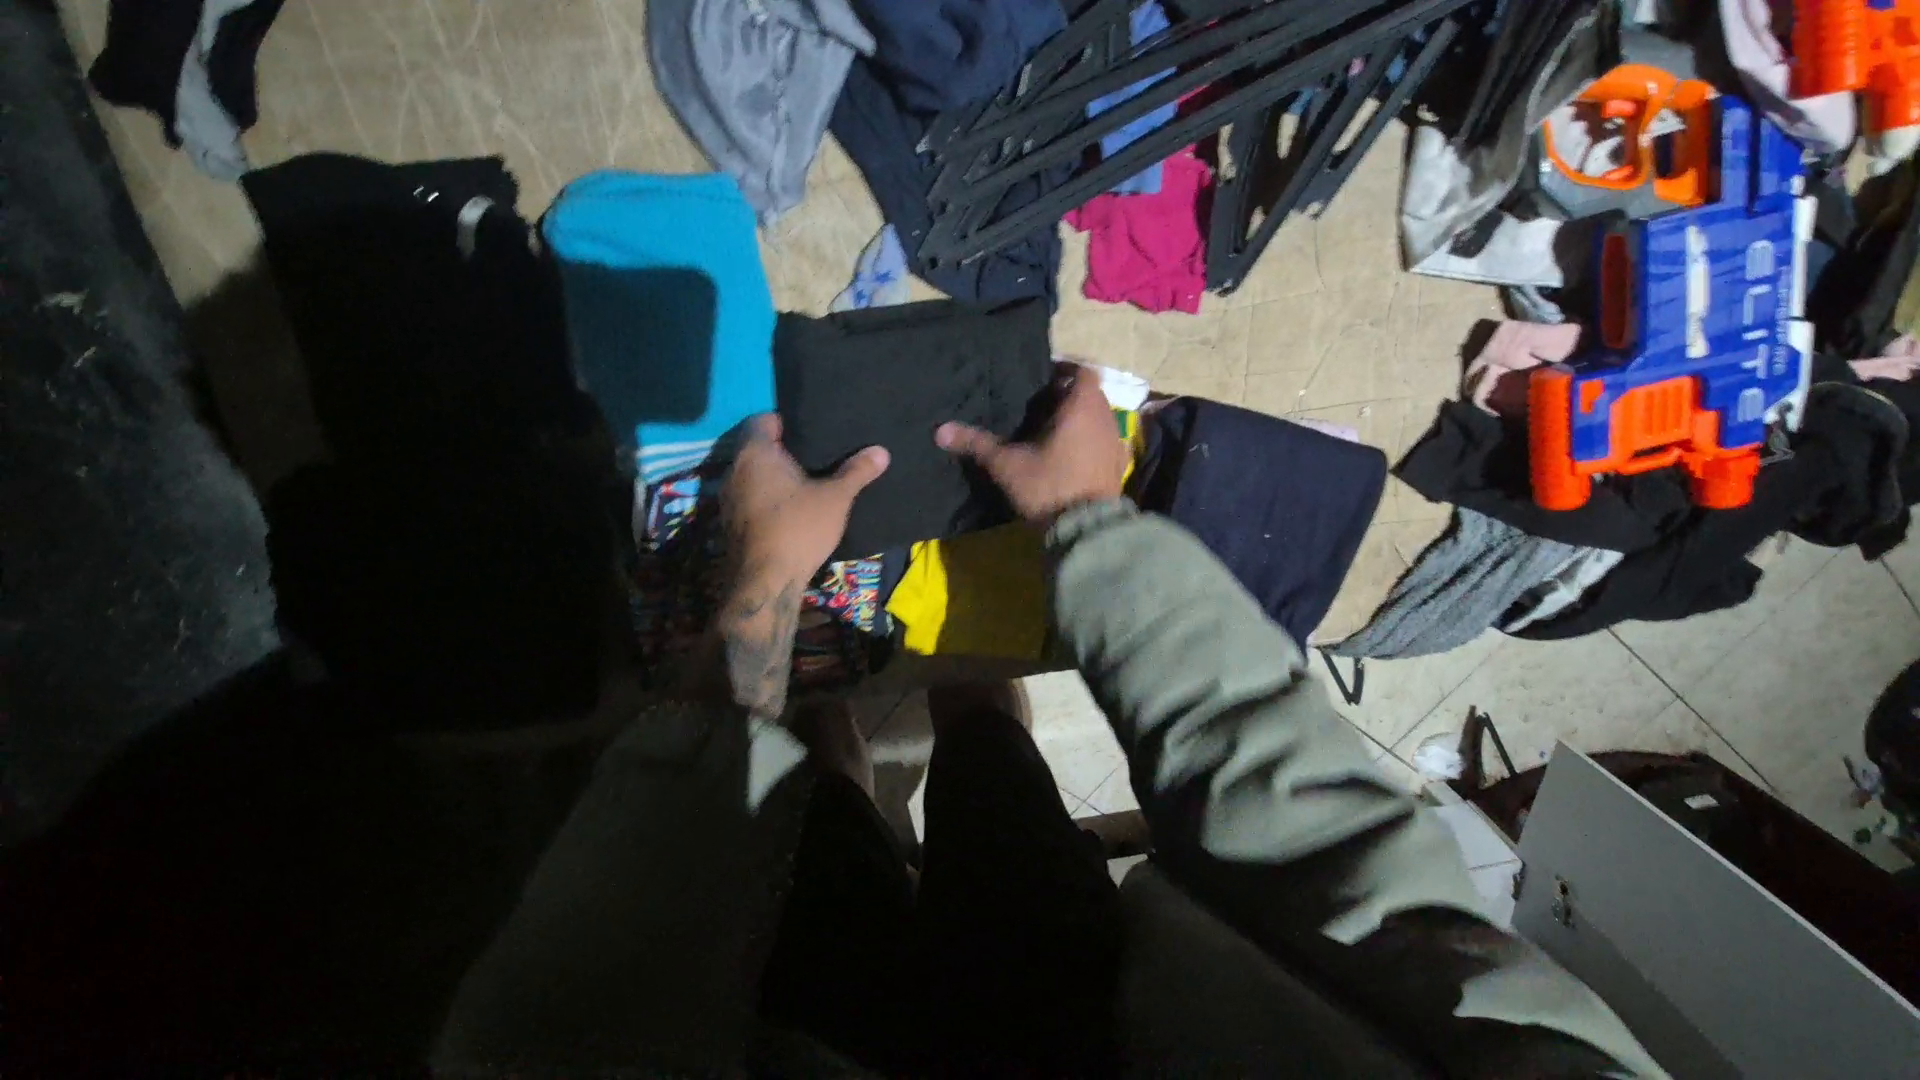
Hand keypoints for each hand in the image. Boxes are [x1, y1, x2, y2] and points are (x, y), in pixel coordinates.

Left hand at [713, 414, 886, 718]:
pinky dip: (768, 498)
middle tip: (817, 454)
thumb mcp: (836, 497)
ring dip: (775, 477)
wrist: (766, 581)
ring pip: (753, 475)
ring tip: (807, 480)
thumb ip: (857, 471)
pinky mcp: (731, 522)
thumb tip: (881, 451)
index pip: (764, 420)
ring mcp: (729, 498)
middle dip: (785, 450)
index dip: (787, 421)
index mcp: (756, 453)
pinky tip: (791, 509)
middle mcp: (735, 469)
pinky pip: (751, 498)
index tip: (813, 430)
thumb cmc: (799, 528)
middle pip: (758, 448)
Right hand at [935, 363, 1127, 527]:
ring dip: (1080, 419)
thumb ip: (977, 444)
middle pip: (1090, 393)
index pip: (1081, 371)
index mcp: (1082, 406)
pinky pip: (1104, 441)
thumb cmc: (1049, 486)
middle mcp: (1105, 417)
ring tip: (1052, 430)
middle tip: (1039, 405)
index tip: (1041, 378)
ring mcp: (1116, 442)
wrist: (1087, 530)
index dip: (1063, 370)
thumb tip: (940, 430)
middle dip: (1067, 396)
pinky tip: (1070, 456)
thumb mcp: (1007, 465)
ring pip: (1099, 418)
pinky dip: (1090, 441)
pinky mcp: (1119, 466)